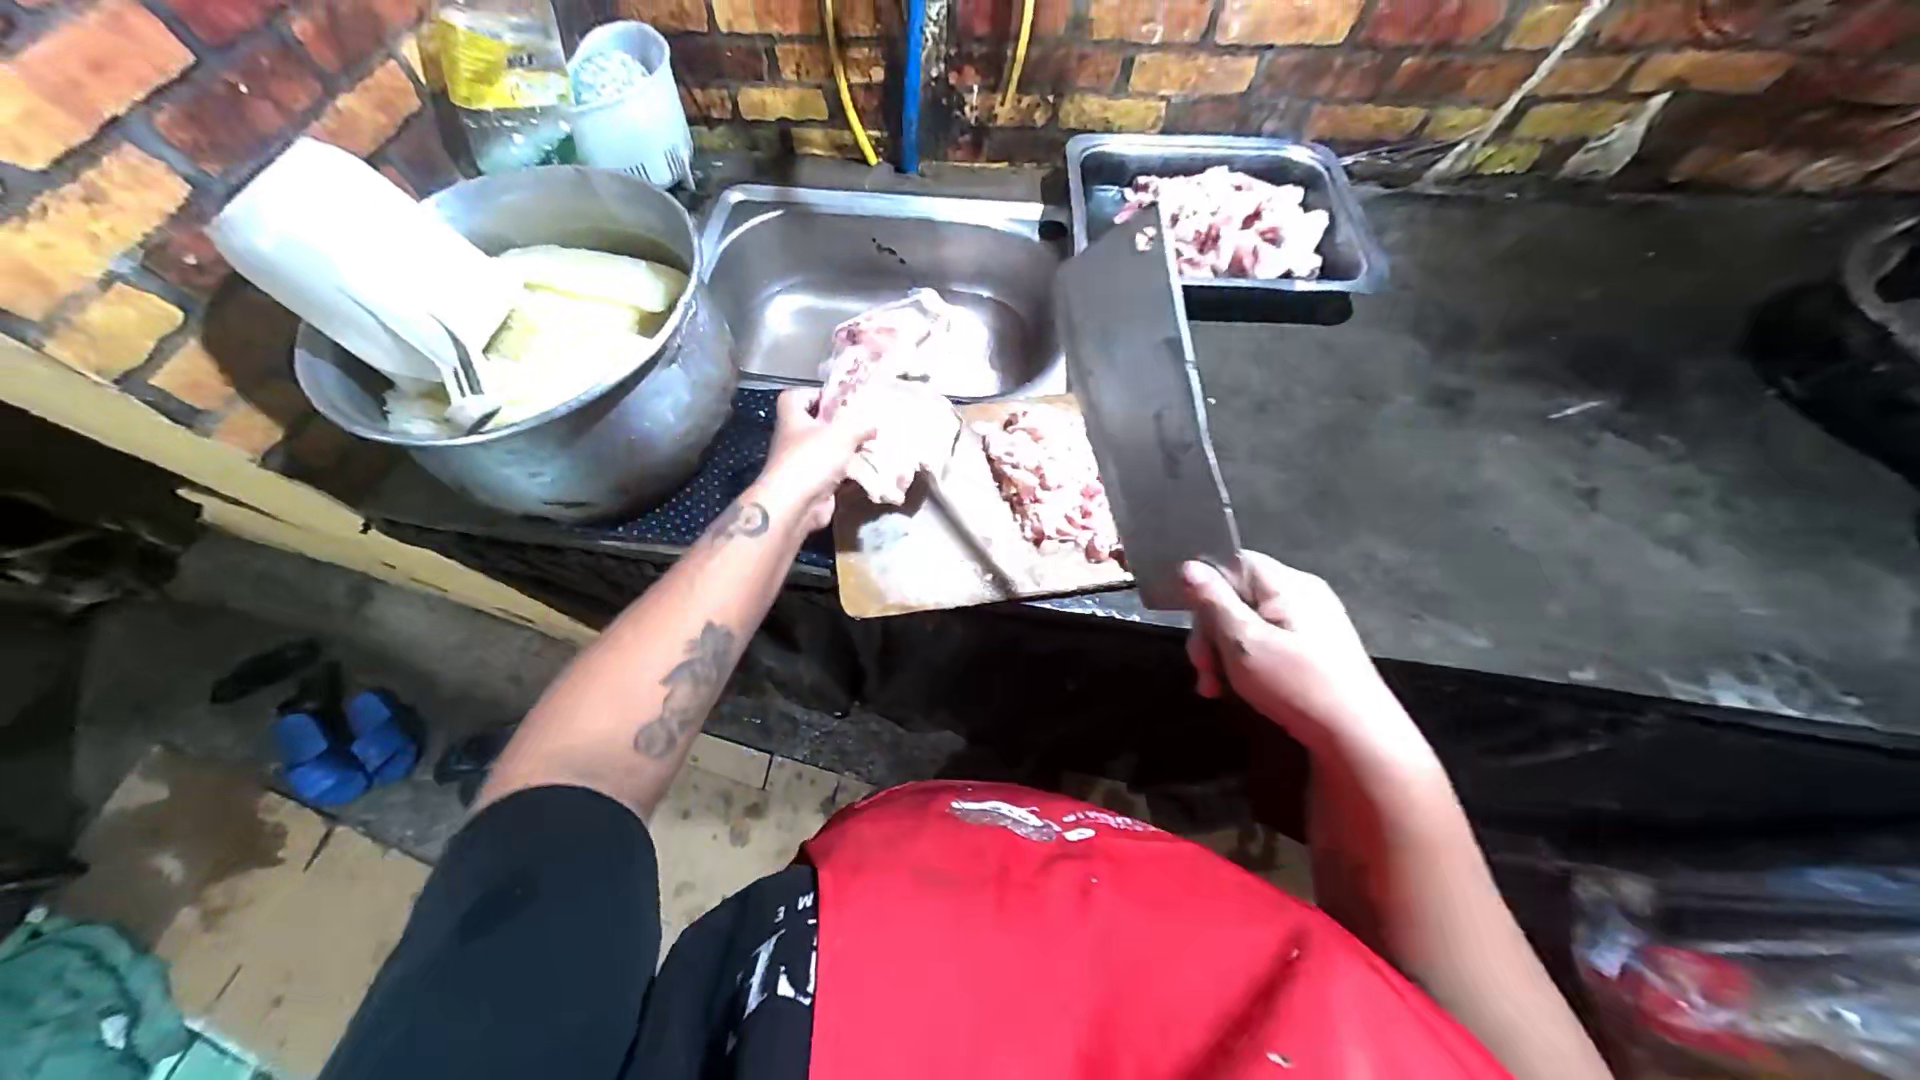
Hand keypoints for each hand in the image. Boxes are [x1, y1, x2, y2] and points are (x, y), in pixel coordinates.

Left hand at [755, 389, 877, 532]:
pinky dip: (848, 471)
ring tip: (869, 444)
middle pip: (814, 424)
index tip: (838, 398)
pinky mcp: (812, 485)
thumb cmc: (812, 459)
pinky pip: (833, 473)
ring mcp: (801, 464)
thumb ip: (859, 424)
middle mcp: (793, 439)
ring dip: (846, 449)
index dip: (814, 393)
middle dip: (838, 423)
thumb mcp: (842, 432)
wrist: (795, 505)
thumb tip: (872, 425)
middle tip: (861, 422)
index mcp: (792, 418)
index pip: (795, 396)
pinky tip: (867, 469)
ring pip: (826, 450)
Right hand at [1183, 551, 1433, 766]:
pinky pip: (1265, 643)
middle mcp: (1301, 596)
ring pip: (1245, 624)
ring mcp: (1309, 624)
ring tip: (1215, 686)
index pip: (1233, 562)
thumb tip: (1189, 566)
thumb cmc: (1298, 686)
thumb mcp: (1243, 641)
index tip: (1191, 622)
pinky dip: (1243, 663)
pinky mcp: (1312, 651)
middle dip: (1210, 632)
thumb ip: (1213, 601)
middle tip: (1203, 667)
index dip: (1205, 588)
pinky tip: (1232, 689)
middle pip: (1235, 596)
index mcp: (1288, 584)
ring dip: (1222, 653)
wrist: (1357, 741)